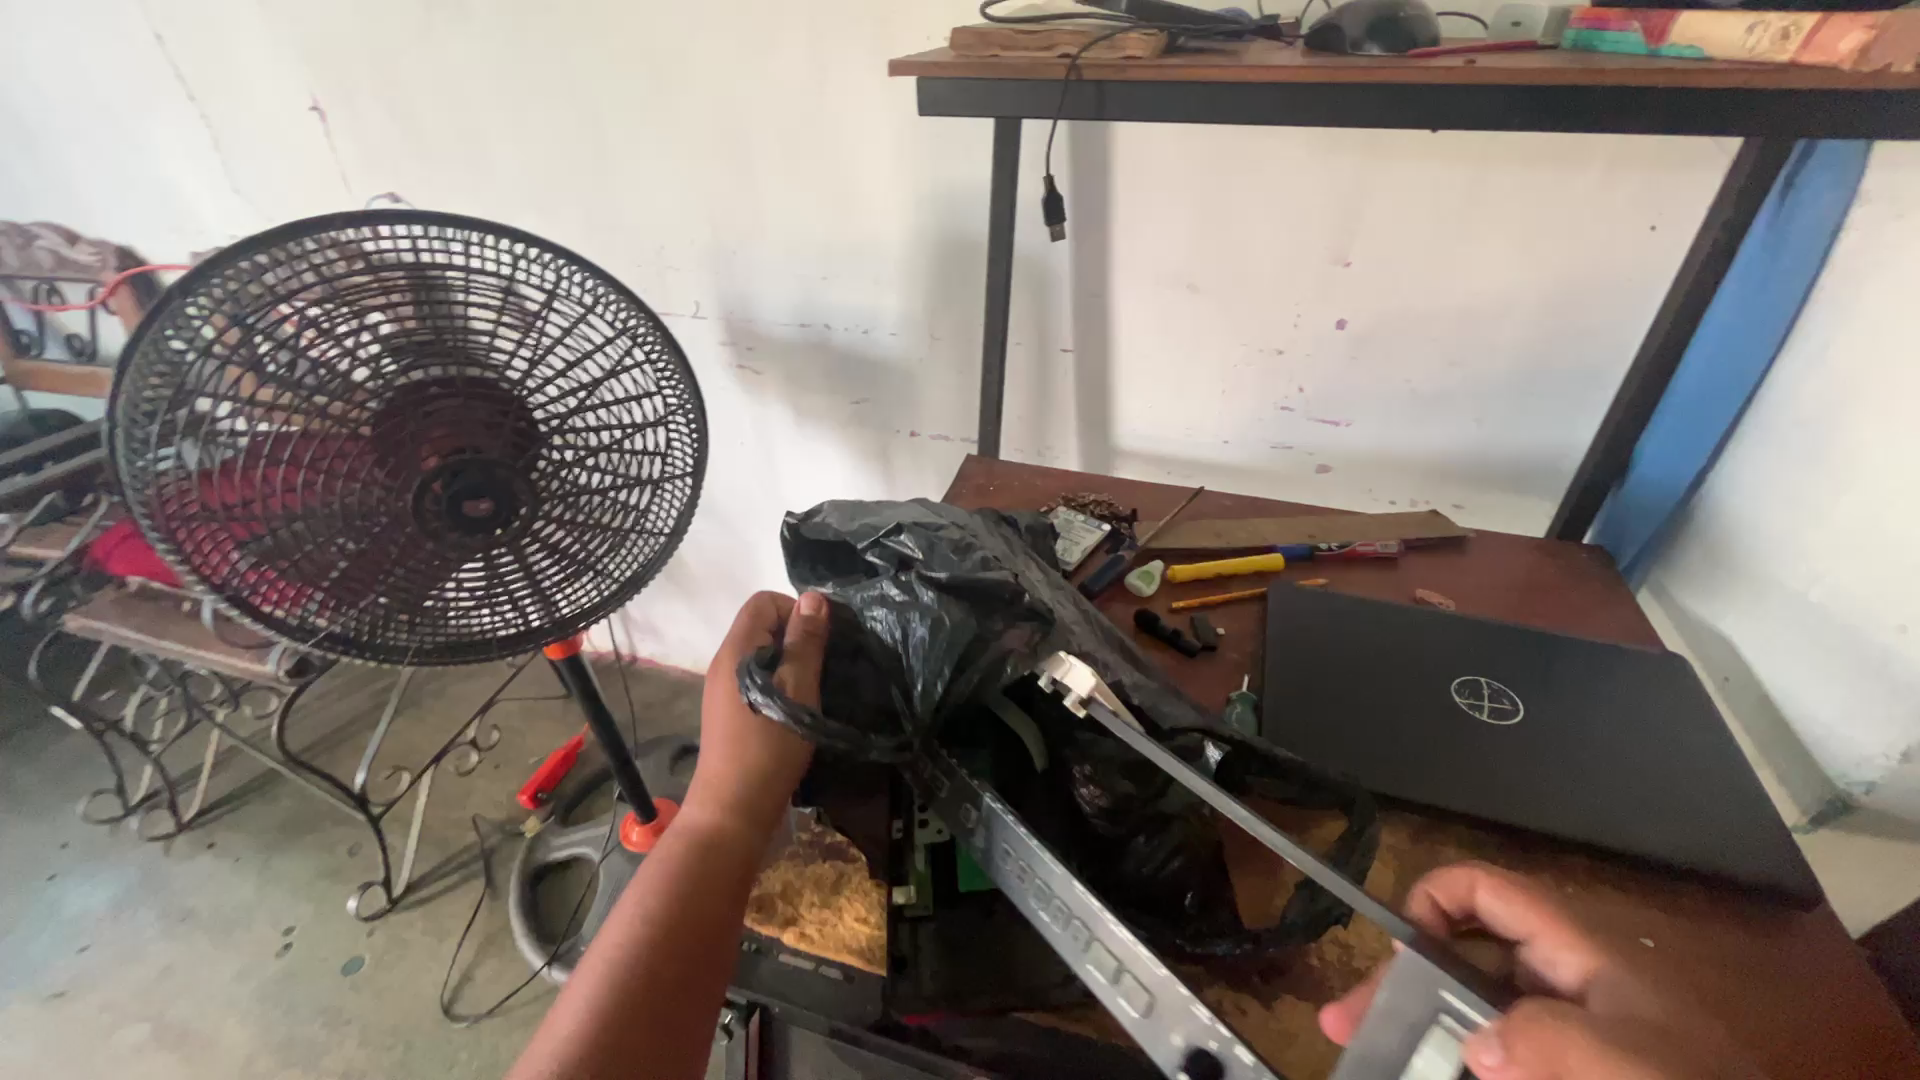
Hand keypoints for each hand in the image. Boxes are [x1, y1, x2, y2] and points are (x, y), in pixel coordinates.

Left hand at [683, 591, 826, 835]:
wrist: (734, 809)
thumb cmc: (769, 746)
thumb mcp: (797, 688)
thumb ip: (805, 641)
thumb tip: (813, 597)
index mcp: (737, 650)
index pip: (764, 601)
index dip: (796, 610)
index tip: (821, 641)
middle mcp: (725, 662)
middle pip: (763, 625)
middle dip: (798, 636)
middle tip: (824, 666)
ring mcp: (725, 688)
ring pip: (763, 654)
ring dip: (792, 662)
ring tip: (815, 688)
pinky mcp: (732, 710)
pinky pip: (759, 677)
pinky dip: (781, 682)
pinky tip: (798, 708)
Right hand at [1319, 862, 1763, 1079]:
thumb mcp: (1628, 1059)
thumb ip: (1545, 1041)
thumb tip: (1473, 1048)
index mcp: (1565, 945)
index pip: (1477, 889)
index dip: (1428, 900)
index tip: (1396, 947)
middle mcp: (1555, 973)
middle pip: (1456, 958)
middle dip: (1396, 987)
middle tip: (1344, 1024)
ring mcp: (1564, 1020)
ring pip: (1472, 1010)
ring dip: (1420, 1031)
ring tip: (1373, 1055)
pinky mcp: (1571, 1057)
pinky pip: (1503, 1050)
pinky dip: (1465, 1059)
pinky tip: (1436, 1068)